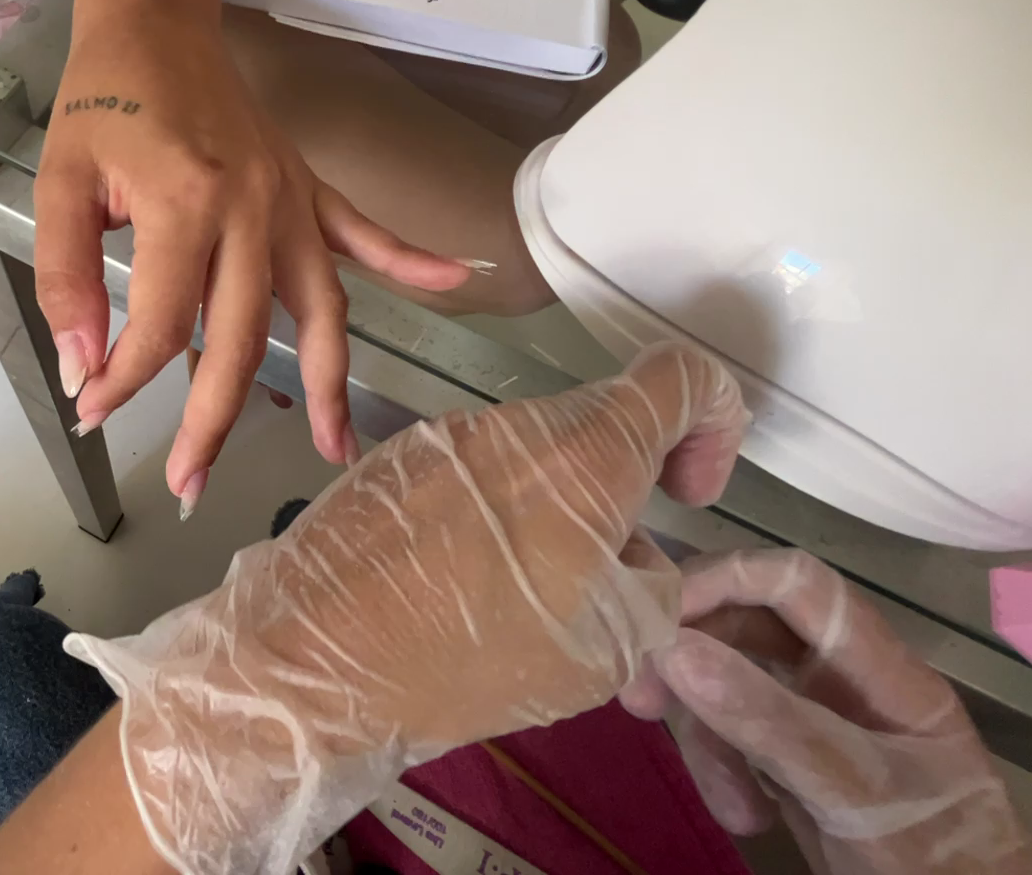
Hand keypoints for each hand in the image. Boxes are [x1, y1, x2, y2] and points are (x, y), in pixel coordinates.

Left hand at [35, 15, 473, 507]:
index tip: (90, 406)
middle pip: (242, 341)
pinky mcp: (306, 190)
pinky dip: (408, 262)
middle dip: (213, 422)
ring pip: (318, 310)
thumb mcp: (59, 183)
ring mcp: (289, 202)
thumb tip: (83, 364)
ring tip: (332, 449)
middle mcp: (252, 213)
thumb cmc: (103, 100)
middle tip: (188, 487)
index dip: (121, 378)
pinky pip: (363, 232)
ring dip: (329, 384)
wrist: (155, 24)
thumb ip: (66, 276)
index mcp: (185, 208)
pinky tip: (453, 281)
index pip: (160, 325)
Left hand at [66, 343, 749, 874]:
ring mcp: (442, 434)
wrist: (318, 653)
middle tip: (598, 572)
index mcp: (581, 454)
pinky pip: (468, 467)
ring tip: (516, 590)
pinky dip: (487, 507)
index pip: (677, 375)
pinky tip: (455, 574)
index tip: (686, 493)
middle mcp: (509, 422)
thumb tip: (630, 544)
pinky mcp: (391, 457)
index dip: (712, 422)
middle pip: (595, 425)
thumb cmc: (470, 656)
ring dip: (548, 506)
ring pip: (529, 452)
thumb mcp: (611, 643)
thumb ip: (651, 574)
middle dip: (619, 489)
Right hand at [619, 549, 1031, 874]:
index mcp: (878, 668)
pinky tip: (738, 811)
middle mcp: (840, 675)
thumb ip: (769, 720)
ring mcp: (812, 713)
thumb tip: (670, 648)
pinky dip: (716, 763)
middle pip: (740, 624)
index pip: (793, 581)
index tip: (658, 617)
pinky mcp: (785, 751)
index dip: (722, 579)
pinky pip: (724, 726)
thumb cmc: (938, 864)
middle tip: (639, 697)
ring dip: (702, 731)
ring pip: (721, 678)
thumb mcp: (855, 793)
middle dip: (686, 660)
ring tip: (724, 801)